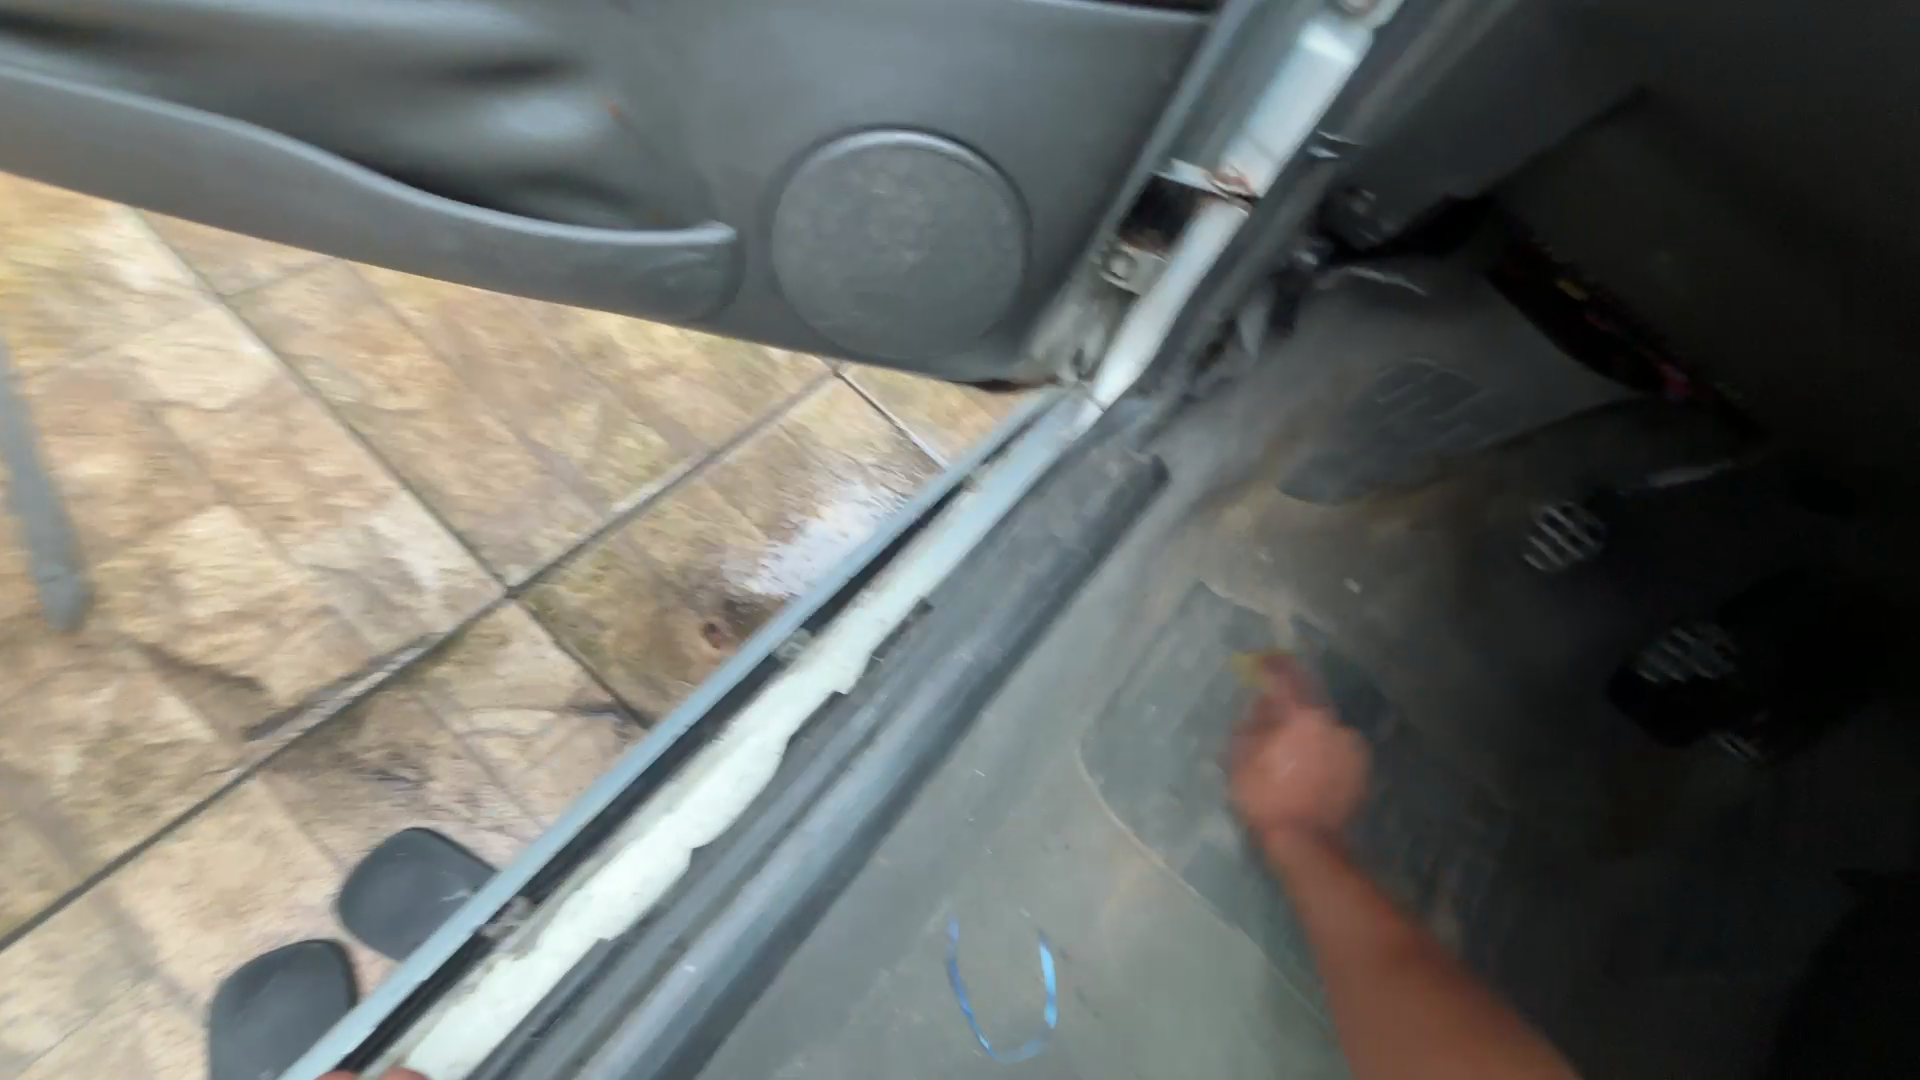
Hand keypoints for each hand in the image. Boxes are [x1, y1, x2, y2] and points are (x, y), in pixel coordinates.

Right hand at [1229, 653, 1369, 853]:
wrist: (1307, 844)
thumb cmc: (1266, 796)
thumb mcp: (1242, 755)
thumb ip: (1253, 721)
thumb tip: (1264, 704)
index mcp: (1304, 715)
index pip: (1288, 675)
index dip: (1272, 665)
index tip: (1259, 662)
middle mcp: (1334, 723)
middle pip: (1308, 700)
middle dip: (1288, 704)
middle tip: (1268, 713)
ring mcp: (1352, 747)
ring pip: (1322, 726)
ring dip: (1304, 729)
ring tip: (1286, 747)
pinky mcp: (1360, 770)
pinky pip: (1333, 747)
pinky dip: (1318, 748)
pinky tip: (1303, 766)